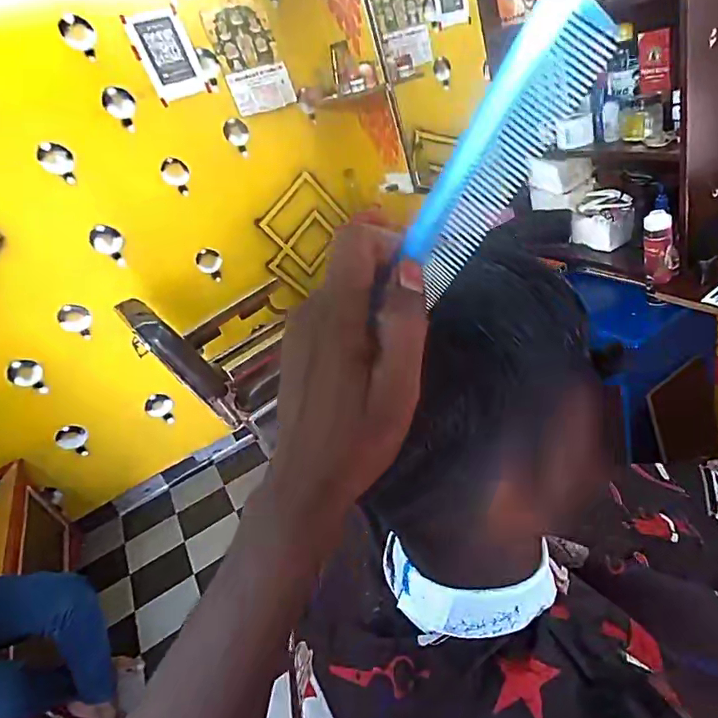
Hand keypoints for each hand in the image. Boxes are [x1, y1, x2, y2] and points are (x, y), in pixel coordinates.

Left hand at [257, 219, 427, 553]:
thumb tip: (411, 264)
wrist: (305, 480)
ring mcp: (298, 326)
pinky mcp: (297, 342)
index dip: (391, 237)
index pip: (355, 238)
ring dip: (376, 295)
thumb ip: (404, 322)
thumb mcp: (398, 386)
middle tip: (417, 312)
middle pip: (351, 258)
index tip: (420, 268)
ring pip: (343, 284)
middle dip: (390, 268)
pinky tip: (370, 358)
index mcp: (336, 315)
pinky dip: (358, 313)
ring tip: (396, 345)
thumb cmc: (359, 439)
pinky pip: (332, 307)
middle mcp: (310, 309)